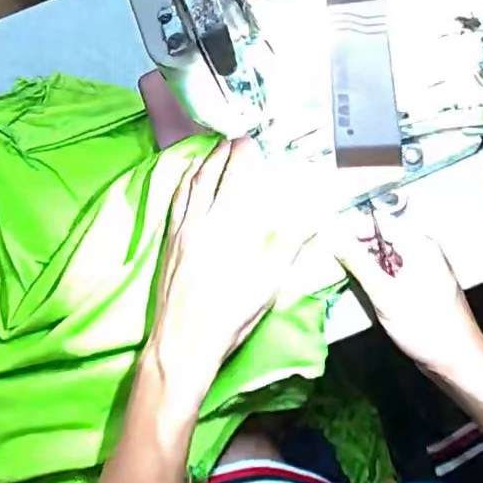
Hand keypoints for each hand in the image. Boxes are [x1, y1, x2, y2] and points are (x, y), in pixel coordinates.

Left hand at [146, 138, 308, 405]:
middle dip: (221, 153)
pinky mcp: (168, 243)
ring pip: (189, 186)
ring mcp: (180, 231)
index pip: (234, 179)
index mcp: (226, 228)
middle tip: (232, 139)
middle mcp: (199, 222)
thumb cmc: (230, 315)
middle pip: (208, 176)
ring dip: (201, 163)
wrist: (182, 343)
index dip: (241, 156)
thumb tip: (314, 215)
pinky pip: (175, 202)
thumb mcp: (268, 283)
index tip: (250, 140)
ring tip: (211, 150)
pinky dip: (183, 184)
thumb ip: (289, 244)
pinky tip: (187, 180)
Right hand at [330, 215, 482, 381]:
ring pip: (389, 255)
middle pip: (385, 237)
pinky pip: (398, 270)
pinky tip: (370, 290)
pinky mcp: (424, 285)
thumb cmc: (423, 326)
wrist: (459, 362)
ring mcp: (426, 267)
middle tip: (338, 263)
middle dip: (360, 247)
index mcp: (419, 244)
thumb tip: (332, 235)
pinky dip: (382, 276)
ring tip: (350, 276)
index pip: (381, 222)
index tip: (333, 244)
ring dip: (369, 264)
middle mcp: (425, 249)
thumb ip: (357, 262)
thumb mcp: (384, 293)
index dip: (355, 229)